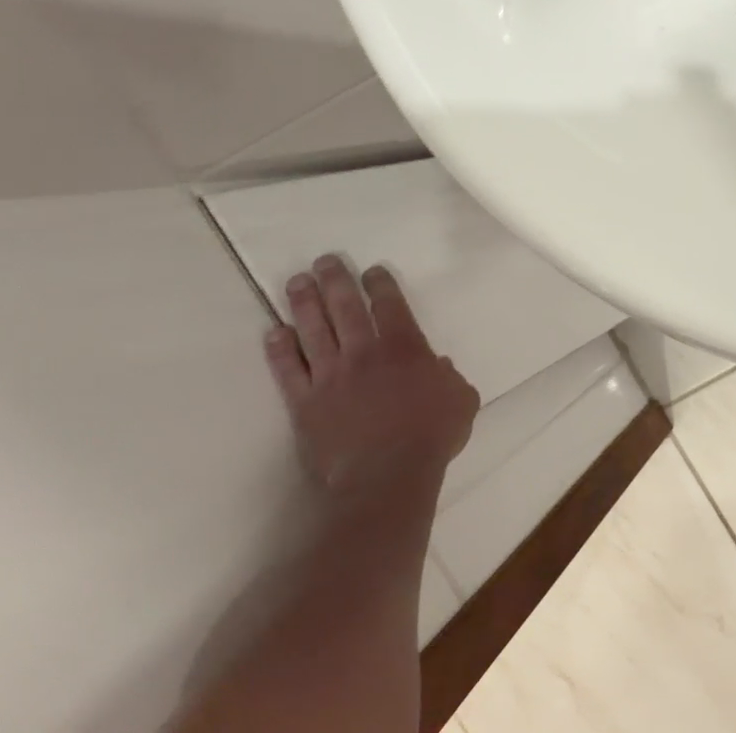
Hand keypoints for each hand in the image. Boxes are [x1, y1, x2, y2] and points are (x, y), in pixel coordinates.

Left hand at [265, 255, 479, 496]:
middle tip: (326, 261)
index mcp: (406, 349)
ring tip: (297, 282)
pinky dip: (279, 349)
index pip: (391, 306)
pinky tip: (274, 331)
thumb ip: (449, 377)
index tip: (372, 270)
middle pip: (346, 308)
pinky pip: (288, 369)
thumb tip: (438, 366)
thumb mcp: (461, 400)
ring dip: (304, 303)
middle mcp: (365, 353)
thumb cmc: (432, 435)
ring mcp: (330, 376)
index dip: (381, 284)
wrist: (385, 475)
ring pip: (313, 330)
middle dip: (336, 281)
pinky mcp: (304, 402)